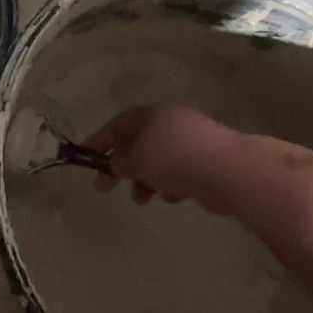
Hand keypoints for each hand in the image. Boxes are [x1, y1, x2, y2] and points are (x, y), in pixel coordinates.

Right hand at [83, 104, 247, 210]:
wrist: (227, 170)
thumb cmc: (172, 159)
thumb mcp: (135, 160)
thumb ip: (118, 161)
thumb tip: (114, 162)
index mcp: (149, 115)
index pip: (116, 125)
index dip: (99, 140)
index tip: (85, 157)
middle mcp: (168, 122)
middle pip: (136, 143)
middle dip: (122, 166)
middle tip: (106, 187)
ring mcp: (190, 140)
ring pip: (157, 160)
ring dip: (145, 179)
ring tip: (143, 198)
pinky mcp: (207, 160)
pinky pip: (178, 171)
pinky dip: (169, 182)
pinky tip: (173, 196)